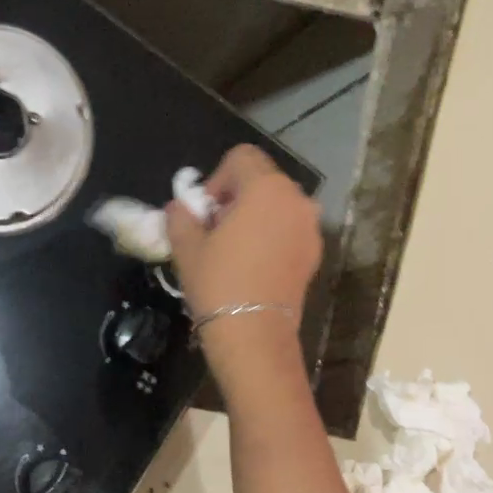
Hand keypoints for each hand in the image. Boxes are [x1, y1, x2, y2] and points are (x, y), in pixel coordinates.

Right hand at [166, 145, 323, 395]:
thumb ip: (181, 219)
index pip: (240, 158)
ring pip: (277, 207)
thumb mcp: (187, 250)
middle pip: (262, 181)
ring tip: (233, 253)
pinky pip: (288, 232)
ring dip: (254, 220)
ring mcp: (310, 226)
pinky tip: (252, 269)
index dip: (216, 180)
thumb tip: (178, 208)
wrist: (253, 334)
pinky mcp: (314, 253)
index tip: (204, 214)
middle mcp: (295, 198)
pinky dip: (270, 239)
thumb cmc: (217, 284)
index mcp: (265, 188)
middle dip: (236, 200)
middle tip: (214, 234)